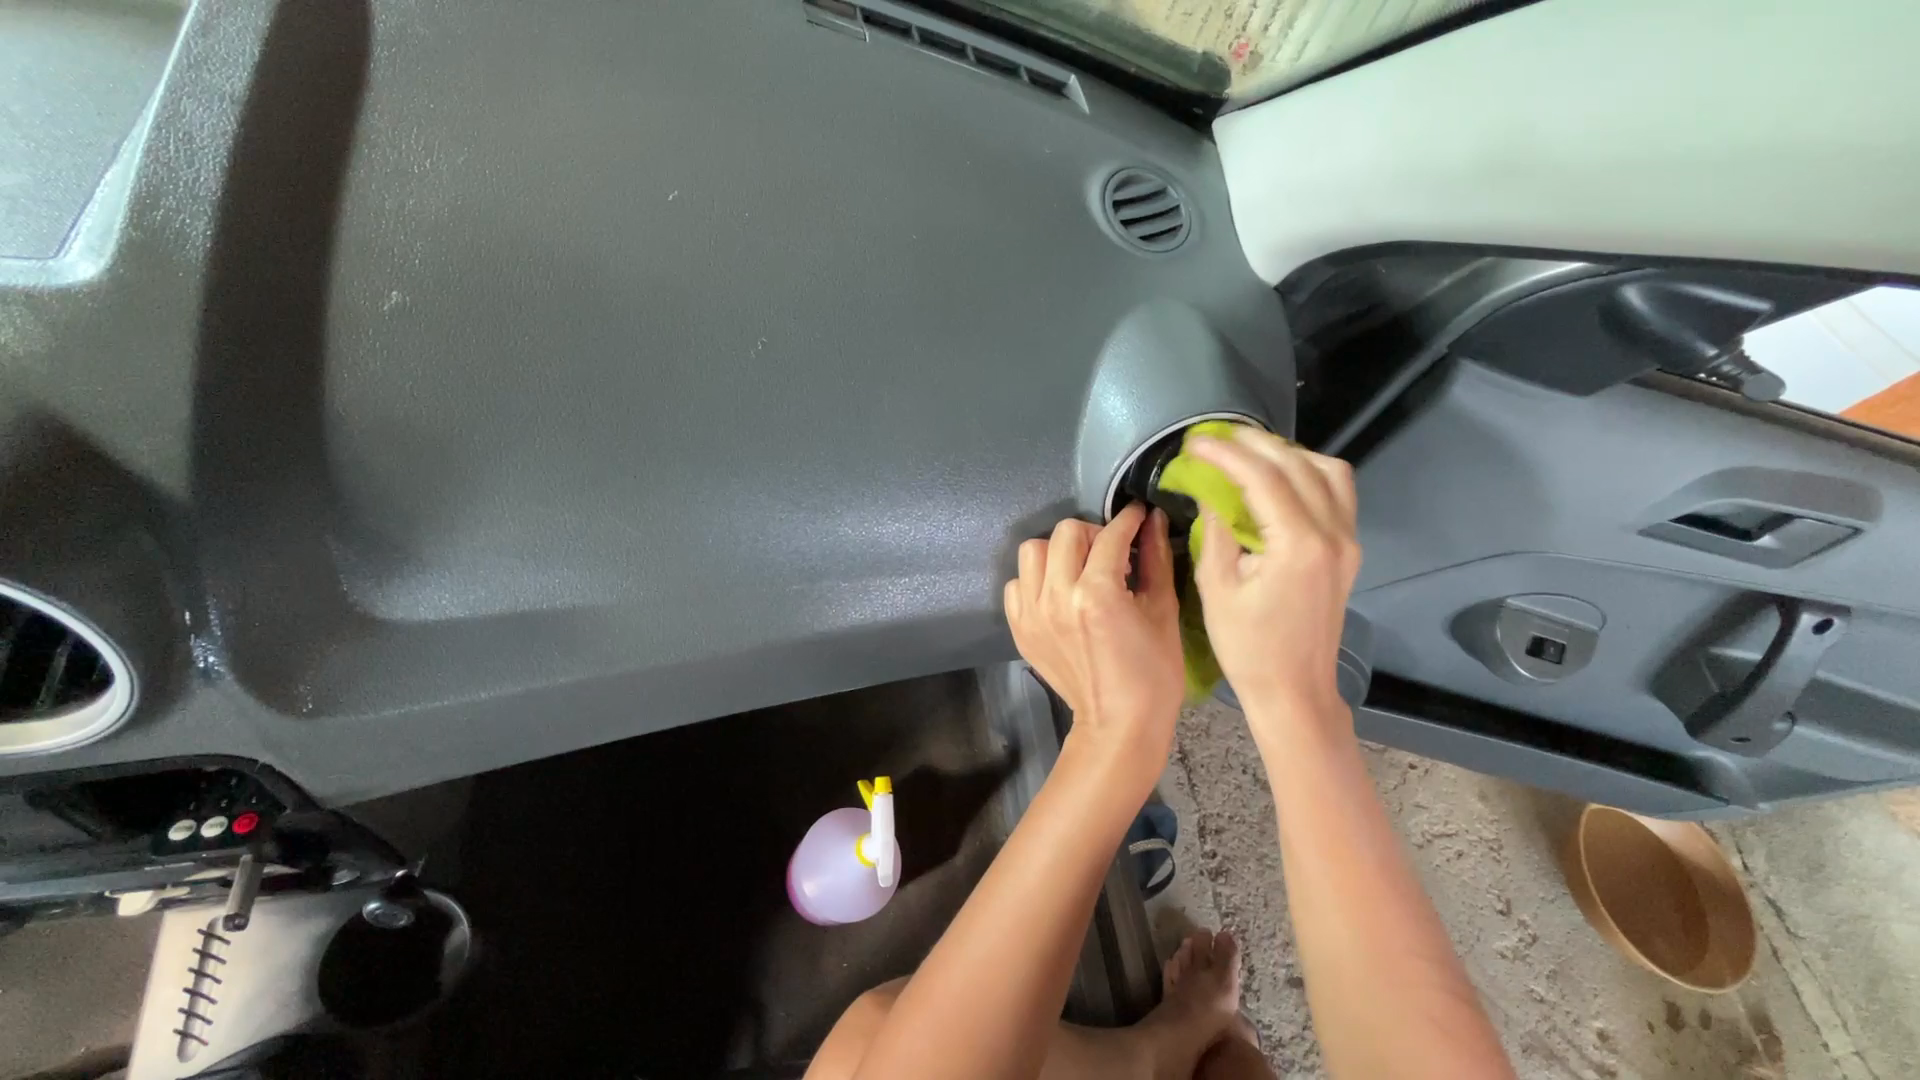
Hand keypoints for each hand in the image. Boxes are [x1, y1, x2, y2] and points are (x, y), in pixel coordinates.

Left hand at [1004, 503, 1183, 771]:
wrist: (1118, 725)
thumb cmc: (1153, 674)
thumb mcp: (1163, 612)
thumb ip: (1155, 558)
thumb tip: (1152, 519)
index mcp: (1097, 593)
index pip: (1109, 536)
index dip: (1128, 520)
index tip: (1137, 516)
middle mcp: (1057, 597)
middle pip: (1065, 533)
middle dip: (1093, 534)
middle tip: (1111, 552)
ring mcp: (1032, 613)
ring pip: (1033, 552)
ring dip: (1058, 553)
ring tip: (1080, 570)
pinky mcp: (1019, 629)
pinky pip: (1016, 584)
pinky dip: (1036, 581)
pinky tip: (1059, 594)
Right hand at [1190, 429, 1361, 736]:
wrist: (1294, 690)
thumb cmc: (1248, 648)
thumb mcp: (1217, 589)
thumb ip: (1216, 532)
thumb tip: (1211, 493)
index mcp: (1298, 545)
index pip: (1264, 477)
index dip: (1227, 453)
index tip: (1196, 442)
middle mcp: (1333, 534)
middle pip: (1299, 464)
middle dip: (1255, 444)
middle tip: (1218, 439)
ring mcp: (1347, 541)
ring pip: (1328, 471)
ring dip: (1288, 454)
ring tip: (1249, 455)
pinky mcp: (1348, 550)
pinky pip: (1337, 493)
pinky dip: (1308, 474)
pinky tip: (1277, 480)